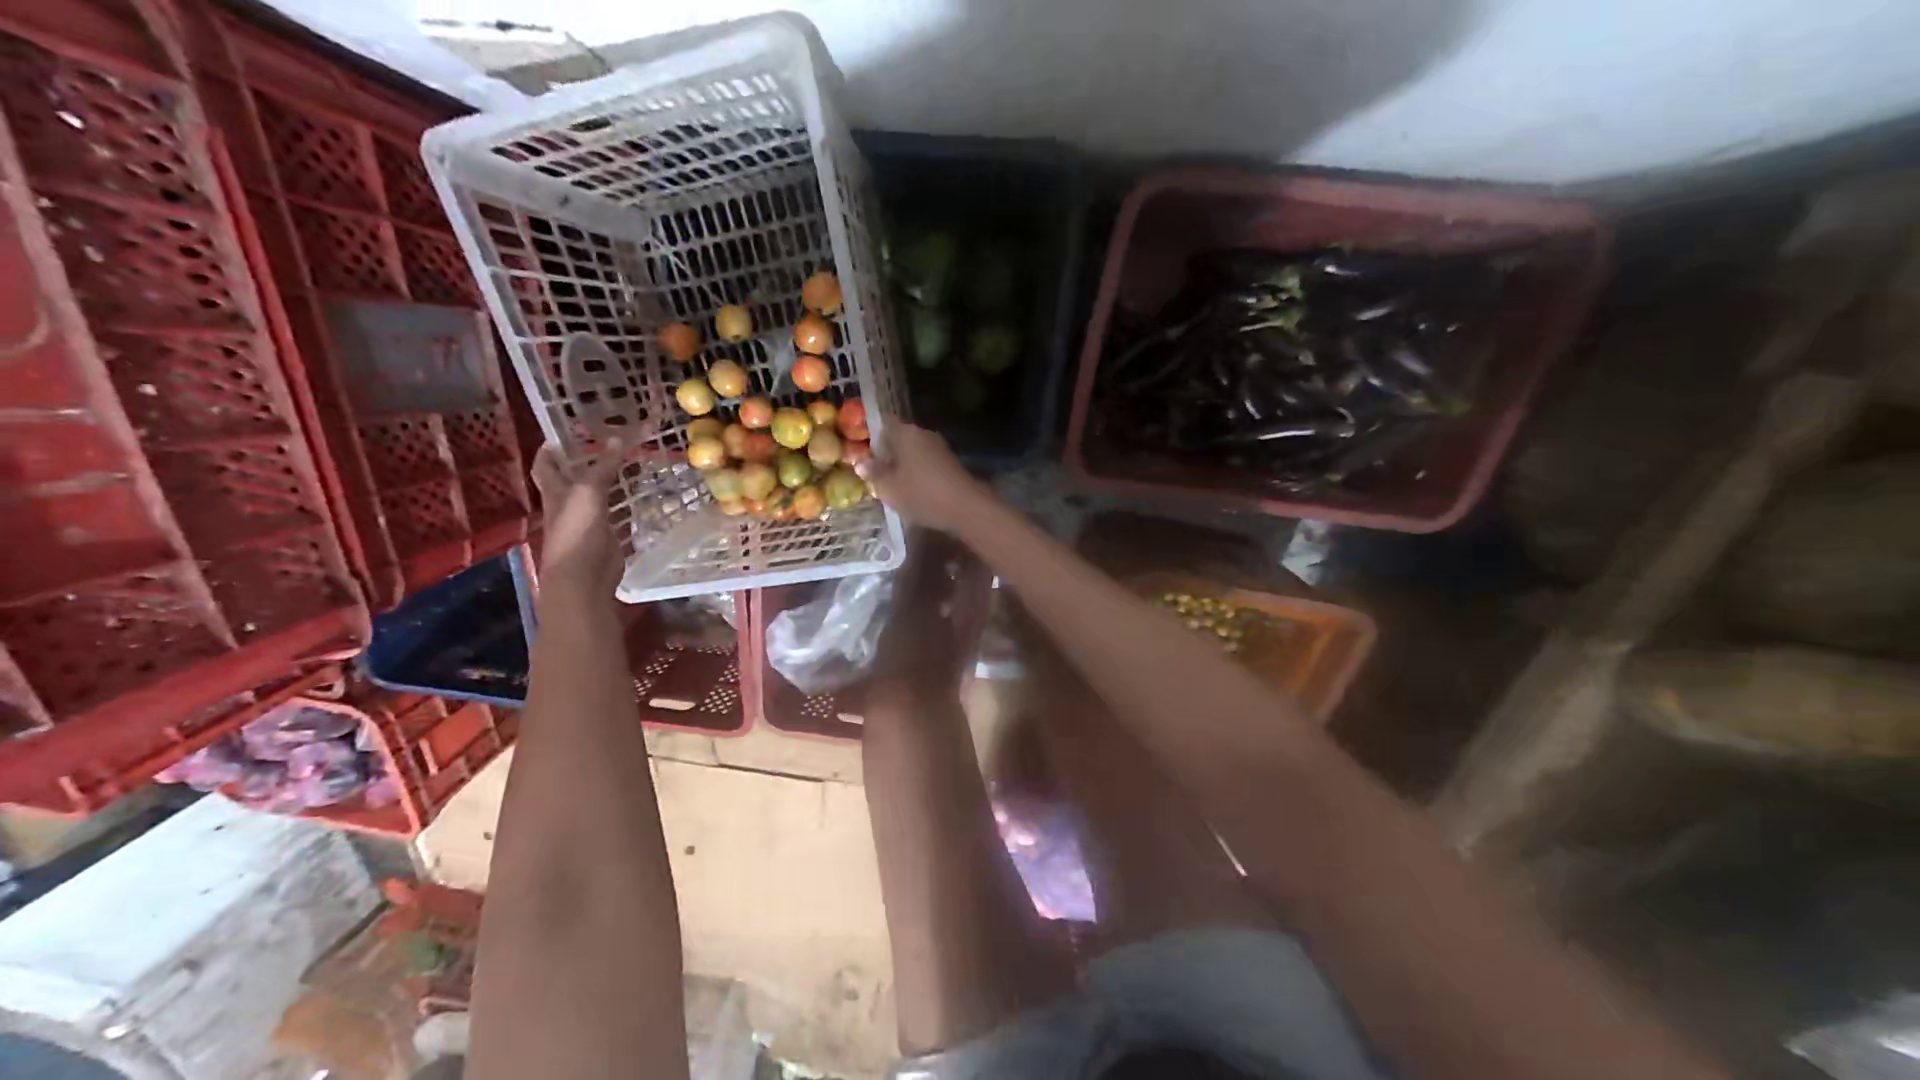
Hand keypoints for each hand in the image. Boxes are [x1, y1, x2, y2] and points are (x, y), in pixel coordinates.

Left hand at [530, 438, 625, 596]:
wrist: (584, 576)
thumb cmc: (576, 530)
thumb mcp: (588, 492)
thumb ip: (603, 466)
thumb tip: (616, 437)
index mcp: (554, 492)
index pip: (545, 465)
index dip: (550, 449)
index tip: (565, 432)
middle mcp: (567, 504)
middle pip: (572, 478)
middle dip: (584, 462)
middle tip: (607, 443)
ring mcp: (587, 521)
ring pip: (596, 494)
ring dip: (609, 481)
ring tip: (629, 462)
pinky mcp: (606, 535)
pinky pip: (615, 513)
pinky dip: (624, 503)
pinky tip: (639, 494)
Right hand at [858, 419, 989, 534]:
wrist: (967, 508)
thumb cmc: (922, 494)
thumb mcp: (889, 488)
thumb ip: (873, 473)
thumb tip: (861, 462)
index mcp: (906, 433)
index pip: (882, 421)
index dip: (869, 432)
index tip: (859, 447)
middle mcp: (923, 434)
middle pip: (897, 436)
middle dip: (884, 451)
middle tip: (871, 471)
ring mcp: (939, 447)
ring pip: (911, 450)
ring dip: (900, 463)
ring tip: (888, 484)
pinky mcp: (949, 462)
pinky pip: (924, 461)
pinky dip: (914, 471)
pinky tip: (910, 489)